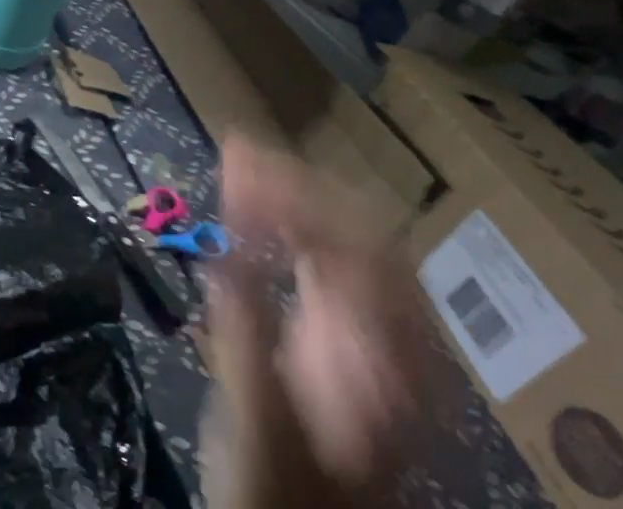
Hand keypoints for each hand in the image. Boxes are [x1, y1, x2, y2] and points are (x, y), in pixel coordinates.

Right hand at [202, 134, 435, 508]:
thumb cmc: (279, 490)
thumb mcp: (259, 424)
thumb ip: (248, 340)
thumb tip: (227, 254)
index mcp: (387, 361)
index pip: (359, 250)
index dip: (300, 198)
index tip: (236, 162)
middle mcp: (395, 339)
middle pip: (365, 235)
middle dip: (299, 184)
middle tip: (233, 149)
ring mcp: (375, 338)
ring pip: (350, 243)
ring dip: (296, 198)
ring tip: (238, 165)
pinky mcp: (347, 340)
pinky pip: (327, 265)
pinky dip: (289, 229)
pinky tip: (252, 214)